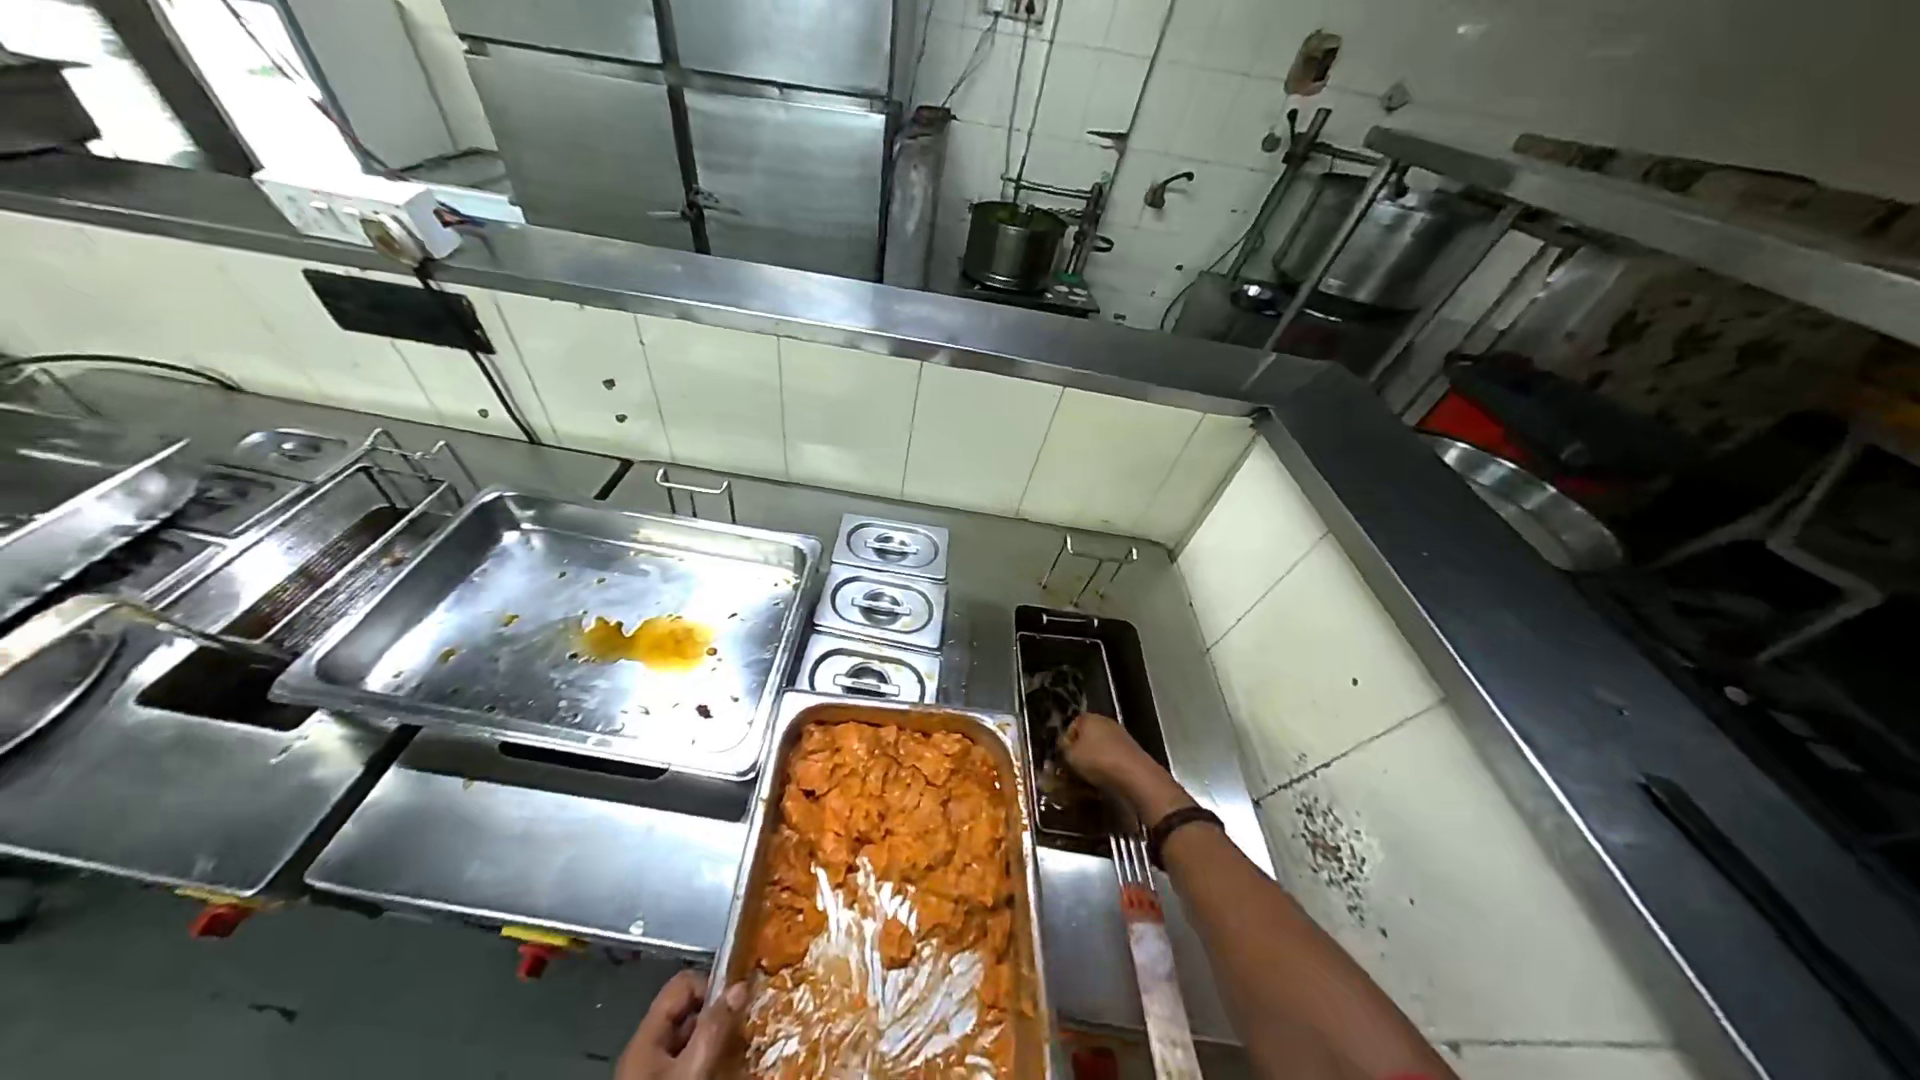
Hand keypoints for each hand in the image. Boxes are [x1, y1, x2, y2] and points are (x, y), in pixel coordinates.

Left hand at [614, 970, 746, 1079]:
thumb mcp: (690, 1074)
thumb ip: (713, 1030)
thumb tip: (740, 986)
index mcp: (647, 1038)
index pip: (682, 986)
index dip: (710, 986)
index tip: (738, 1003)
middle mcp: (649, 1050)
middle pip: (689, 1013)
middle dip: (719, 1014)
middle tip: (748, 1026)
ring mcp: (656, 1074)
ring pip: (693, 1039)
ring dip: (719, 1039)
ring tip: (745, 1049)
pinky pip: (692, 1063)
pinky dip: (713, 1061)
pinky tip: (731, 1071)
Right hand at [1059, 712, 1193, 822]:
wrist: (1136, 776)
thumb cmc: (1098, 761)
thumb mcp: (1070, 756)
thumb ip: (1062, 749)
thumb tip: (1061, 747)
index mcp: (1089, 717)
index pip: (1070, 725)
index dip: (1064, 742)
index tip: (1061, 758)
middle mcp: (1105, 722)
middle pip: (1086, 737)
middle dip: (1078, 752)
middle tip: (1072, 770)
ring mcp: (1120, 736)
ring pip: (1099, 748)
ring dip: (1092, 761)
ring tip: (1086, 779)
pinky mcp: (1131, 751)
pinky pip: (1111, 758)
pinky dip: (1106, 767)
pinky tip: (1103, 781)